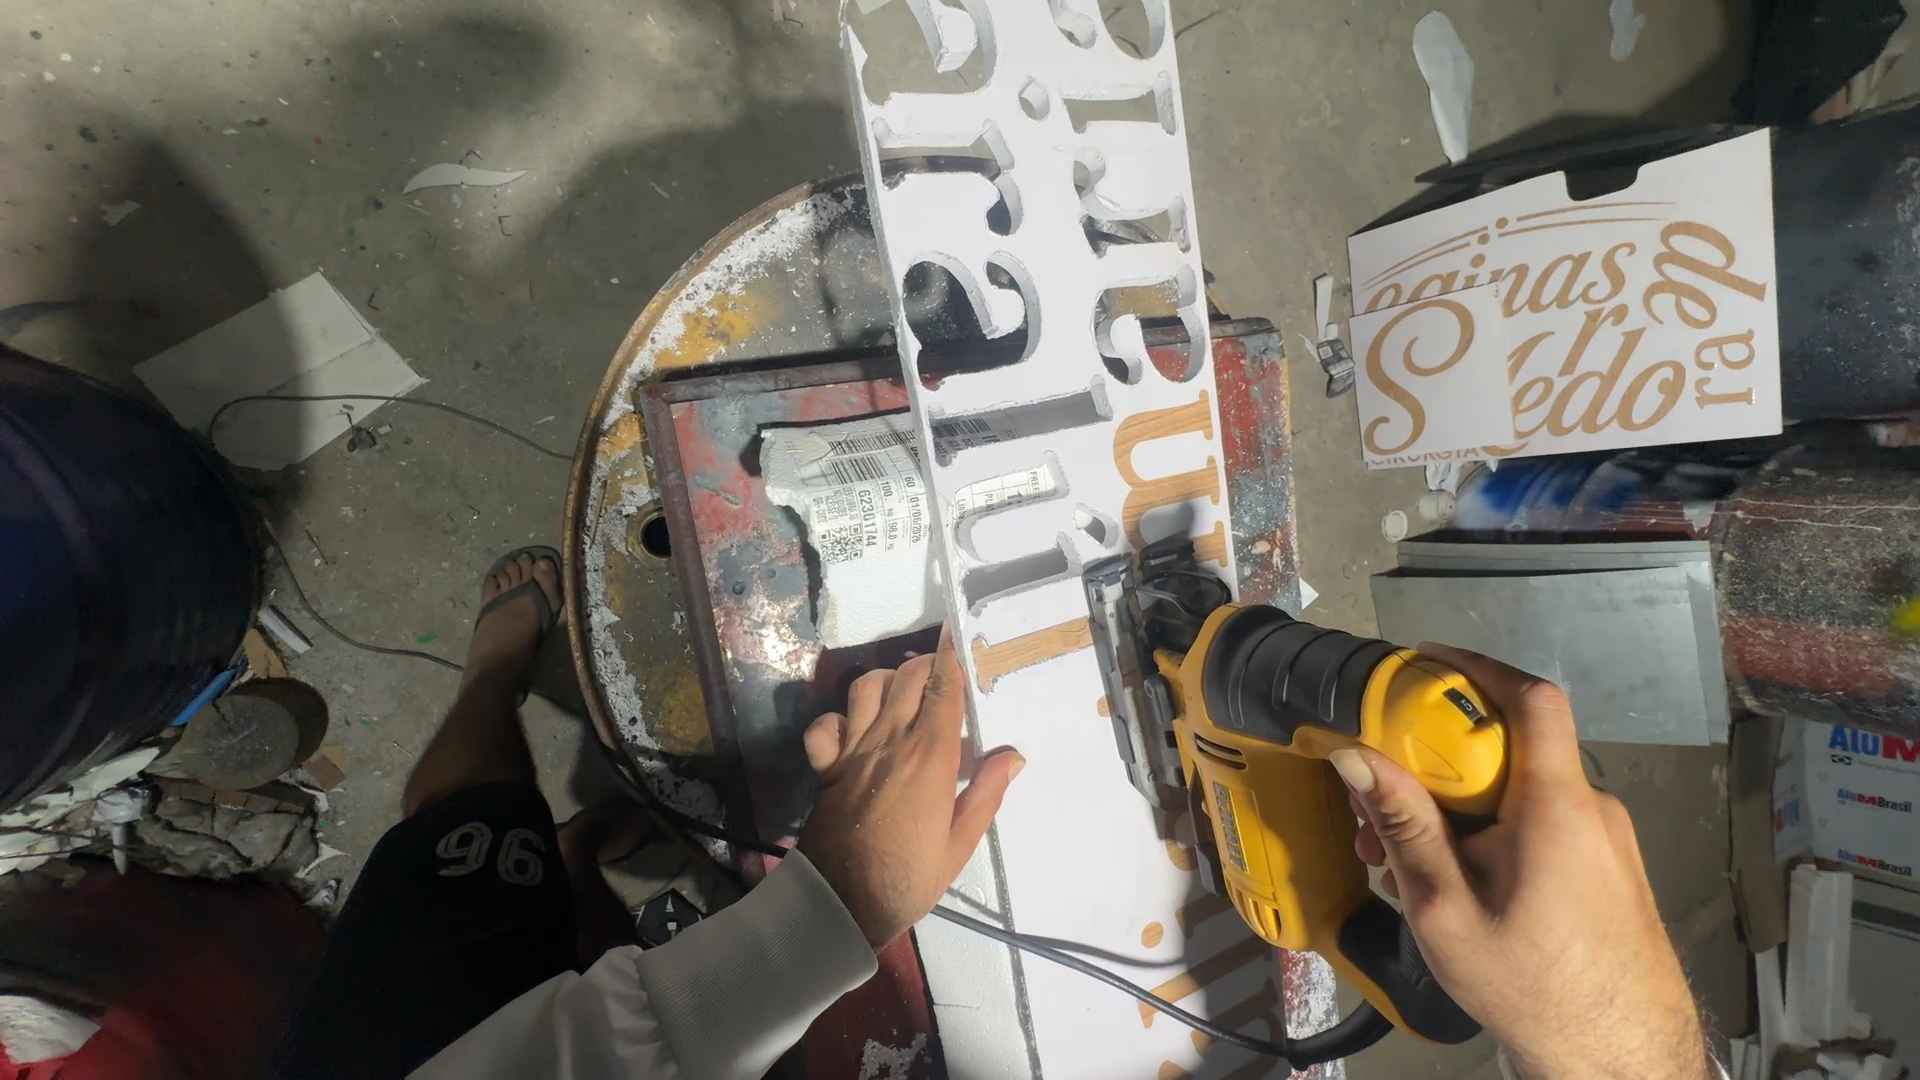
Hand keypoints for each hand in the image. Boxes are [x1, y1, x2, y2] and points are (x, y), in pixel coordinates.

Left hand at [798, 625, 1024, 949]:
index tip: (959, 632)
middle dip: (927, 662)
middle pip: (908, 677)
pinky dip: (838, 718)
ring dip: (887, 680)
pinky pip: (825, 724)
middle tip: (942, 671)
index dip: (953, 656)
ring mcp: (854, 749)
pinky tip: (853, 729)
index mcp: (930, 755)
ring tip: (903, 692)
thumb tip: (1014, 754)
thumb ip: (986, 793)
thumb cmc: (909, 876)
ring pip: (867, 687)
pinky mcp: (827, 765)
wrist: (841, 903)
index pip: (944, 689)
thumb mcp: (960, 844)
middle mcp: (891, 739)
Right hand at [1330, 644, 1708, 1079]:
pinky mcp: (1599, 864)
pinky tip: (1441, 872)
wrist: (1621, 1068)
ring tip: (1393, 853)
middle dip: (1427, 759)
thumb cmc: (1530, 986)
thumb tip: (1350, 752)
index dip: (1477, 667)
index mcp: (1558, 807)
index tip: (1421, 662)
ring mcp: (1600, 838)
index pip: (1532, 701)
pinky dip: (1476, 826)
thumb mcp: (1444, 905)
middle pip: (1501, 747)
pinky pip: (1529, 819)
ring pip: (1509, 788)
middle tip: (1372, 798)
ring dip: (1445, 802)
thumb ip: (1401, 821)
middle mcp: (1588, 808)